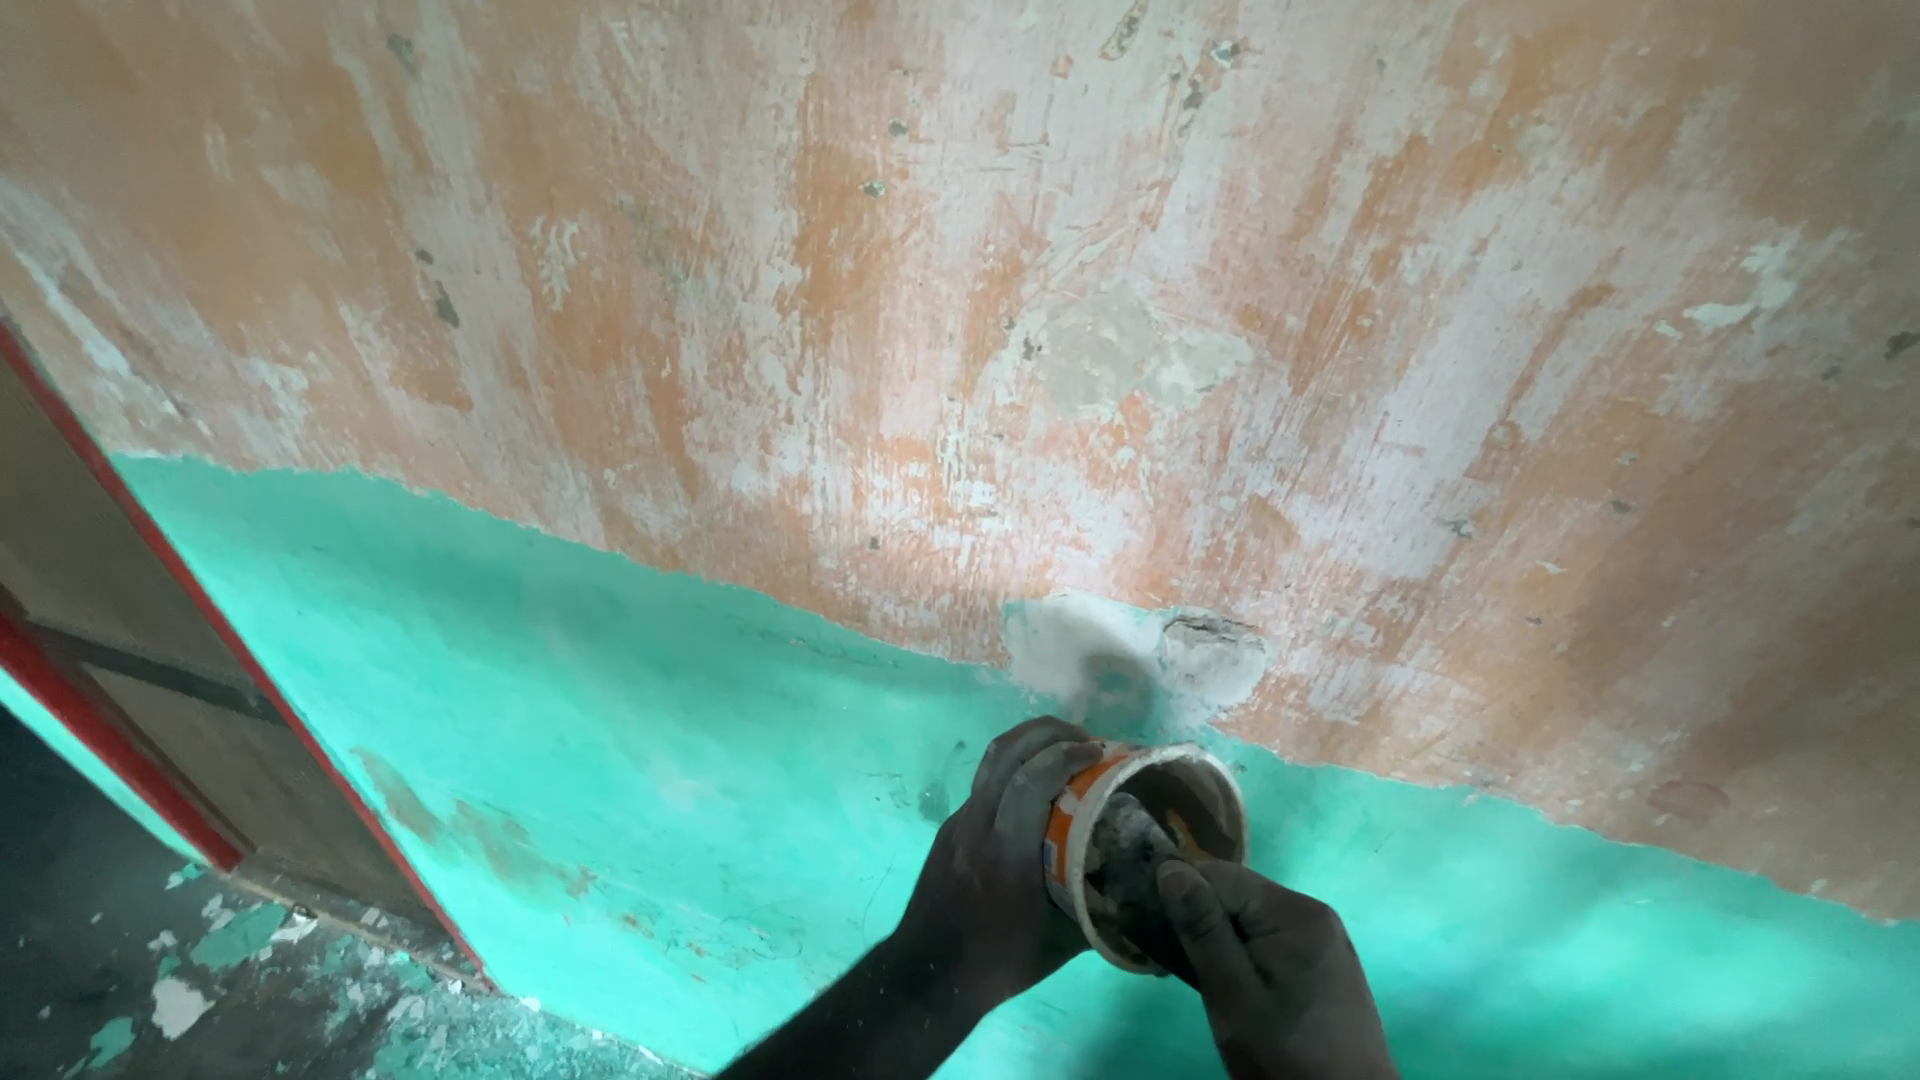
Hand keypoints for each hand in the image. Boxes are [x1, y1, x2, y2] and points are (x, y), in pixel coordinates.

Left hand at [894, 716, 1103, 1008]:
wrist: (929, 973)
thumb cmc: (998, 961)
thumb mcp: (1060, 942)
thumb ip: (1097, 905)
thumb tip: (1140, 886)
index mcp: (1005, 852)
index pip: (1028, 781)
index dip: (1064, 755)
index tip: (1098, 752)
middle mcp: (977, 824)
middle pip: (1006, 753)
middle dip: (1048, 732)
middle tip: (1086, 739)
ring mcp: (959, 821)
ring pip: (991, 760)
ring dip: (1029, 741)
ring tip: (1064, 745)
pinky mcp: (950, 825)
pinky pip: (985, 781)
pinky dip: (1014, 766)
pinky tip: (1036, 783)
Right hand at [1158, 860, 1397, 1079]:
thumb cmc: (1287, 1061)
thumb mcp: (1232, 996)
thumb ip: (1201, 929)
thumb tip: (1168, 867)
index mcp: (1293, 912)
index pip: (1217, 875)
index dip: (1184, 899)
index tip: (1161, 935)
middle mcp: (1312, 911)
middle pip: (1234, 892)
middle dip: (1202, 920)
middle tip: (1182, 966)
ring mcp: (1321, 936)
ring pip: (1248, 915)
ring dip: (1220, 939)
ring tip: (1208, 981)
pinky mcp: (1321, 960)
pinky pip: (1268, 936)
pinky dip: (1243, 952)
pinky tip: (1236, 986)